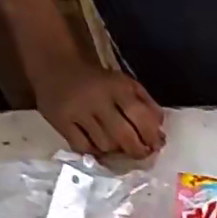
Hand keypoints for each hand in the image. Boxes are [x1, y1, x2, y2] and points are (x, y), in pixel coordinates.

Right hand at [36, 61, 164, 160]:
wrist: (55, 65)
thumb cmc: (98, 80)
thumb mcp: (126, 84)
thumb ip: (147, 106)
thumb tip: (161, 135)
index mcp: (117, 87)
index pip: (141, 118)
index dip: (151, 137)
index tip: (156, 146)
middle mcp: (96, 99)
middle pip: (124, 137)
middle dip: (137, 150)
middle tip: (141, 152)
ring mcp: (76, 111)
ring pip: (105, 145)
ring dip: (116, 150)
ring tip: (118, 145)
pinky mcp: (60, 121)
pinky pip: (83, 148)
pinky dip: (94, 151)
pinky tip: (99, 146)